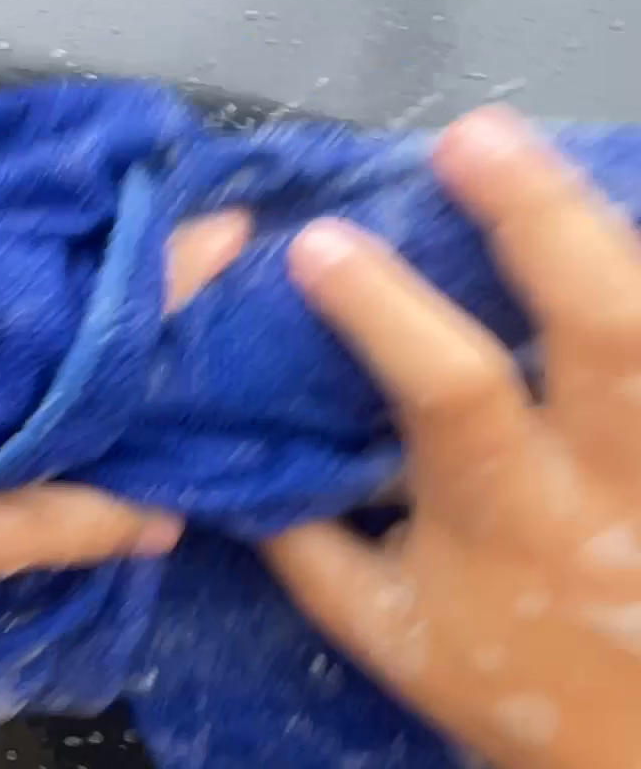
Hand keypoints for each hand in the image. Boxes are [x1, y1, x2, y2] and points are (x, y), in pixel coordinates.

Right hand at [265, 106, 640, 768]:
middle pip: (611, 335)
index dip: (384, 312)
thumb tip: (221, 445)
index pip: (450, 394)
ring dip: (609, 230)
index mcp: (511, 515)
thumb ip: (298, 536)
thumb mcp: (375, 626)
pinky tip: (613, 222)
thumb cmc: (511, 682)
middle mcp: (620, 478)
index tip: (316, 244)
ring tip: (537, 150)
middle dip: (539, 224)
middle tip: (472, 138)